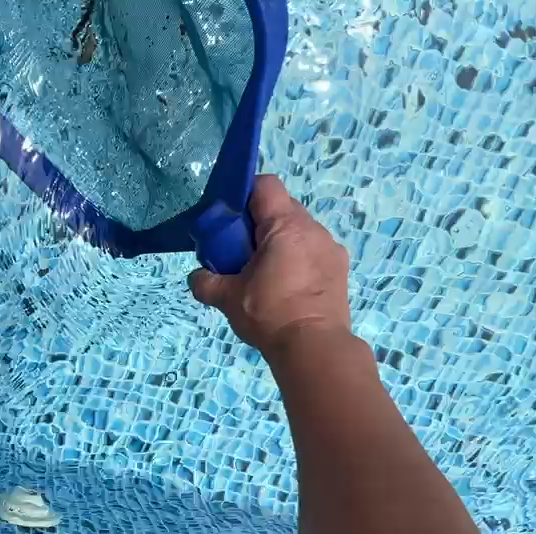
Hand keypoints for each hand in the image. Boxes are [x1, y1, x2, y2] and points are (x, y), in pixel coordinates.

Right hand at [189, 175, 353, 355]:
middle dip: (259, 226)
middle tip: (241, 256)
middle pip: (281, 210)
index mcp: (284, 226)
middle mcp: (312, 229)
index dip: (243, 194)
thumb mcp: (228, 299)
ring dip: (279, 246)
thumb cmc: (268, 314)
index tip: (229, 220)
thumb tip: (196, 277)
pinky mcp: (339, 268)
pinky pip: (313, 253)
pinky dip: (297, 263)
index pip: (264, 186)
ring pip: (298, 233)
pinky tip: (287, 291)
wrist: (312, 345)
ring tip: (265, 278)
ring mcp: (330, 248)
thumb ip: (206, 283)